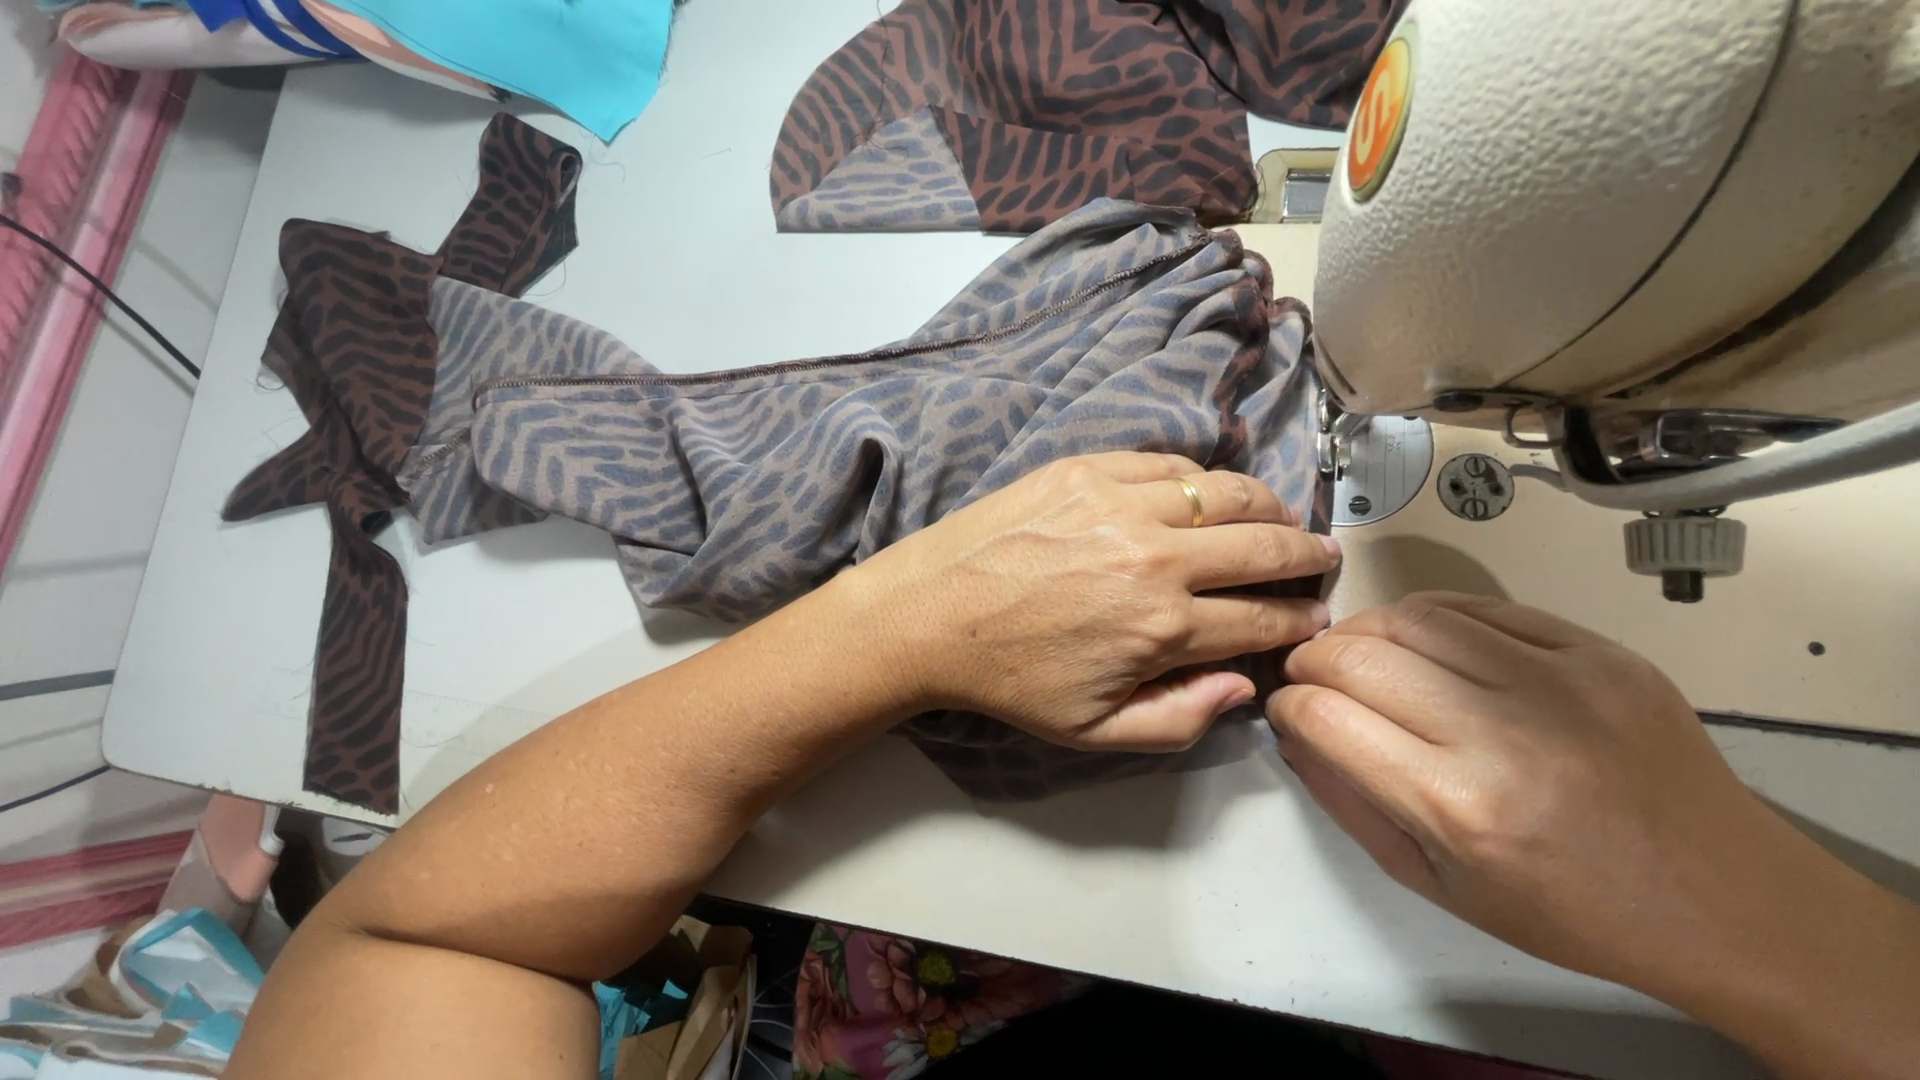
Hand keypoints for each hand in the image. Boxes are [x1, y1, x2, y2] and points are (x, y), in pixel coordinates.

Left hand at [841, 452, 1339, 752]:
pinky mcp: (1087, 469)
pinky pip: (1169, 463)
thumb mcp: (1093, 731)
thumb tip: (1243, 685)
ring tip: (1279, 518)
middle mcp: (1156, 558)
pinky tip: (1207, 492)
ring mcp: (1121, 504)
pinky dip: (1202, 477)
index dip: (1299, 619)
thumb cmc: (1010, 679)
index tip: (1314, 616)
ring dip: (1269, 506)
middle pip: (1264, 546)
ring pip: (1229, 491)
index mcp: (1162, 628)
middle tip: (1321, 559)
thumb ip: (1180, 718)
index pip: (1262, 618)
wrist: (929, 615)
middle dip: (1307, 555)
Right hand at [1265, 592, 1784, 989]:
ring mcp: (1559, 681)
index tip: (1287, 709)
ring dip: (1363, 631)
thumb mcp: (1434, 882)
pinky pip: (1480, 607)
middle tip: (1310, 677)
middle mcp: (1503, 733)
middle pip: (1358, 656)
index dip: (1286, 703)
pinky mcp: (1600, 651)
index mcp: (1457, 806)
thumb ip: (1346, 802)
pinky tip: (1421, 642)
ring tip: (1360, 654)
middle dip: (1311, 661)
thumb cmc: (1567, 909)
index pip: (1324, 715)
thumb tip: (1293, 731)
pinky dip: (1428, 617)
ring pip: (1412, 616)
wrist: (1726, 899)